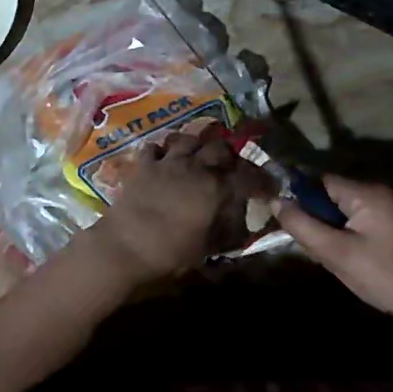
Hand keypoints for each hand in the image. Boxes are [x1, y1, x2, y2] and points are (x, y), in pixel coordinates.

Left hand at [86, 125, 272, 284]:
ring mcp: (167, 162)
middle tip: (230, 168)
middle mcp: (195, 167)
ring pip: (189, 139)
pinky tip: (164, 160)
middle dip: (229, 156)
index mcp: (216, 188)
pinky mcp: (143, 165)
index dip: (262, 181)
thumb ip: (228, 231)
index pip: (249, 177)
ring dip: (197, 146)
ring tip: (198, 157)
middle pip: (220, 147)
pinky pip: (155, 147)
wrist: (124, 246)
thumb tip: (242, 224)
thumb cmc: (170, 252)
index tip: (268, 188)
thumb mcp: (207, 248)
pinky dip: (162, 151)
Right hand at [274, 175, 392, 328]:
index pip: (322, 181)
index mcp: (369, 193)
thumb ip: (301, 224)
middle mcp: (381, 193)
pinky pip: (355, 220)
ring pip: (341, 209)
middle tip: (305, 242)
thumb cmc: (377, 274)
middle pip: (331, 194)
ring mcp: (388, 209)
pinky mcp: (390, 226)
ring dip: (326, 227)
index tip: (283, 216)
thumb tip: (274, 201)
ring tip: (322, 252)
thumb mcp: (332, 251)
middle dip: (314, 215)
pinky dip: (341, 233)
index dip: (299, 196)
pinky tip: (339, 255)